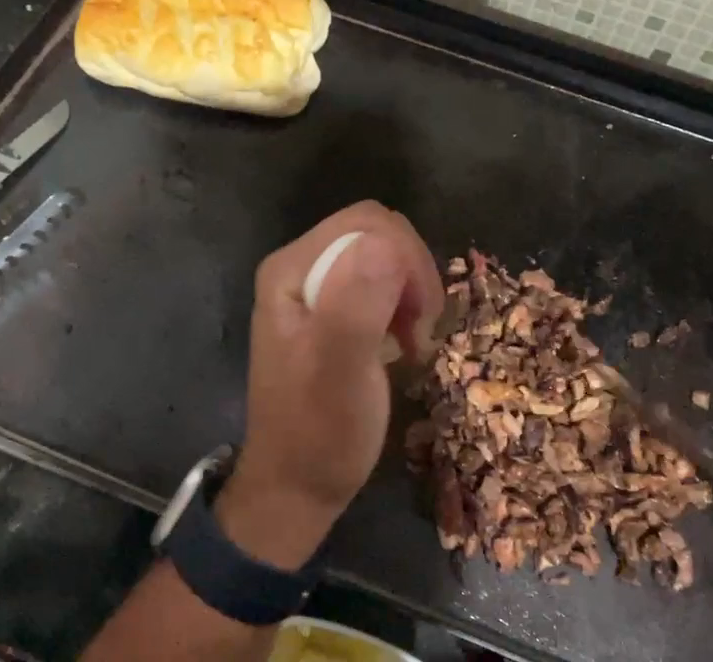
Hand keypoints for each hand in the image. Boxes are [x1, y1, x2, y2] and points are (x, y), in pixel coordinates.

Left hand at [219, 201, 443, 569]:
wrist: (294, 489)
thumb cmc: (318, 434)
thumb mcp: (340, 372)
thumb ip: (357, 305)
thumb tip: (386, 243)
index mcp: (291, 270)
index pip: (367, 223)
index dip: (406, 258)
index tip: (421, 314)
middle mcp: (299, 268)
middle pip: (376, 233)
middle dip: (412, 273)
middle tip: (422, 327)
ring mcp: (314, 290)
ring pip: (383, 257)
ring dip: (411, 291)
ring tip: (414, 339)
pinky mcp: (332, 312)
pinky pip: (380, 283)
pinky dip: (403, 305)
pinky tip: (403, 342)